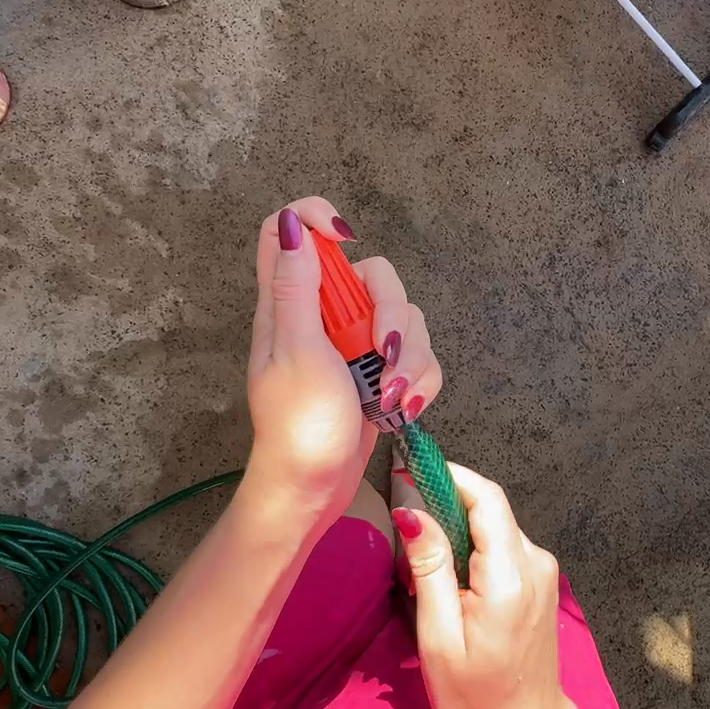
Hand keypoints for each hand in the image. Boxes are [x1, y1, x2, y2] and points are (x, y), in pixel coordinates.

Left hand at [244, 197, 440, 524]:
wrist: (317, 489)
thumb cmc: (299, 426)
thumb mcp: (296, 353)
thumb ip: (297, 288)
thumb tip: (293, 225)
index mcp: (289, 303)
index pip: (288, 230)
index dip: (316, 219)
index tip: (345, 239)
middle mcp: (325, 315)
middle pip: (371, 273)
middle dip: (391, 312)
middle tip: (383, 354)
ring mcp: (356, 343)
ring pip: (404, 316)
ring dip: (411, 359)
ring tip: (394, 398)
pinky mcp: (382, 371)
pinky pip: (418, 354)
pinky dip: (420, 380)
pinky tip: (405, 408)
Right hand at [397, 464, 573, 708]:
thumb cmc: (475, 697)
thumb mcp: (438, 637)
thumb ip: (428, 567)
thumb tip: (410, 510)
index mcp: (510, 575)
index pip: (486, 499)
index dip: (450, 475)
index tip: (410, 470)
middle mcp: (535, 561)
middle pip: (489, 508)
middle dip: (445, 503)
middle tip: (406, 525)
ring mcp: (543, 569)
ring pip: (494, 525)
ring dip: (457, 529)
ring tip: (423, 563)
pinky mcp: (541, 577)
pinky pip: (502, 544)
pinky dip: (472, 546)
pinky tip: (450, 578)